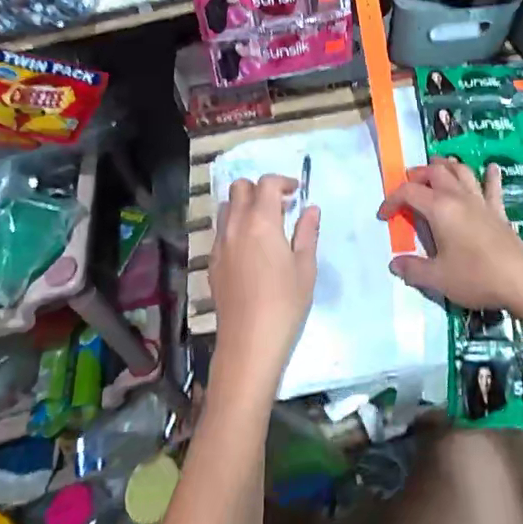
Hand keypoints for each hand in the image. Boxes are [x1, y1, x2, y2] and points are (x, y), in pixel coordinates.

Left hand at [211, 175, 319, 384]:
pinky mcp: (212, 263)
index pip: (266, 184)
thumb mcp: (306, 267)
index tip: (296, 193)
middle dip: (260, 189)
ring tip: (266, 225)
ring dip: (245, 206)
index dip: (283, 182)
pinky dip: (235, 227)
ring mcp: (220, 245)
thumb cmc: (286, 303)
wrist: (249, 342)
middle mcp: (236, 226)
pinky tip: (251, 249)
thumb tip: (310, 208)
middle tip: (281, 206)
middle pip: (240, 188)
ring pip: (227, 208)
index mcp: (261, 222)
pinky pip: (221, 232)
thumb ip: (307, 232)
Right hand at [377, 158, 522, 316]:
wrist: (521, 282)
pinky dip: (490, 176)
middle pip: (436, 172)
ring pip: (462, 172)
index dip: (392, 200)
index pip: (409, 192)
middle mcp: (459, 198)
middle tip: (408, 185)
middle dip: (418, 174)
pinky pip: (492, 188)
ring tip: (438, 166)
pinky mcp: (499, 212)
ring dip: (447, 166)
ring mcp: (481, 203)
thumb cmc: (475, 277)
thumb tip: (395, 264)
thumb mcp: (437, 278)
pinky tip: (491, 168)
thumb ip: (413, 269)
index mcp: (440, 209)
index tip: (384, 216)